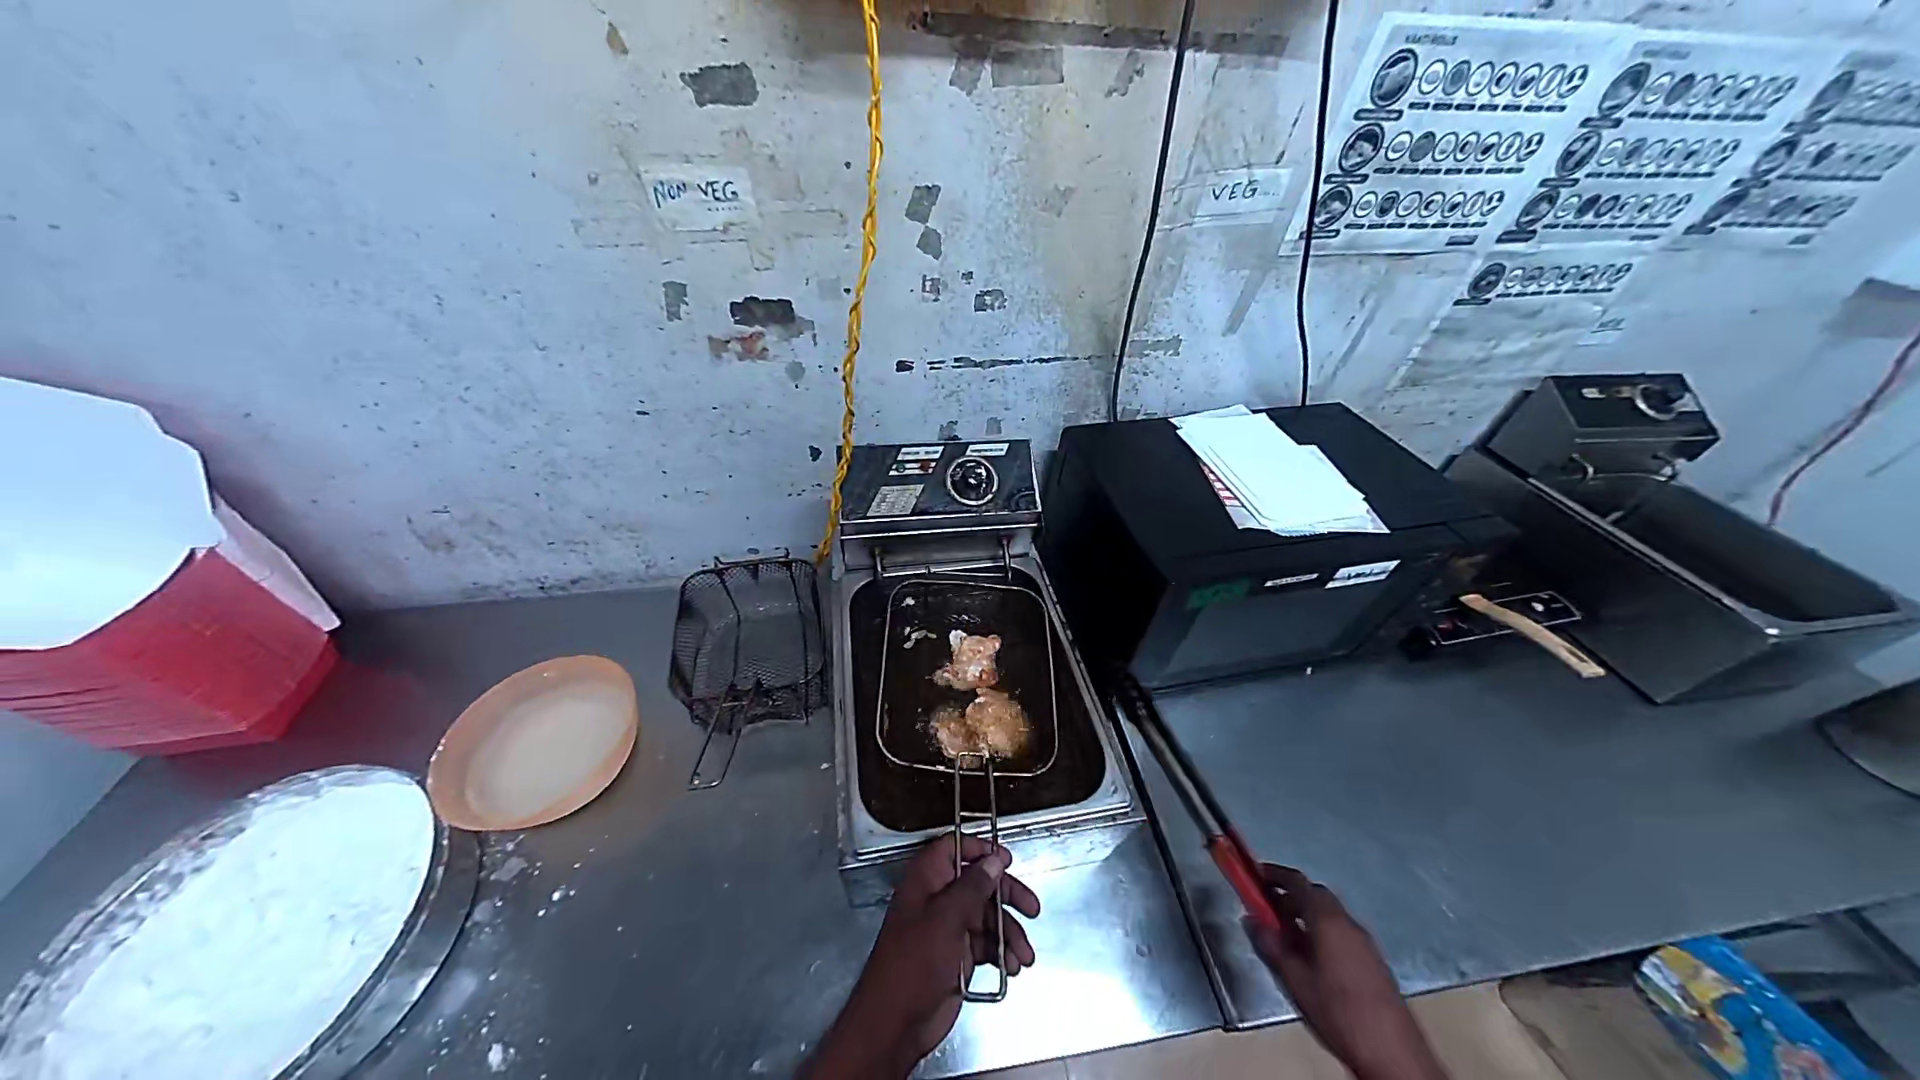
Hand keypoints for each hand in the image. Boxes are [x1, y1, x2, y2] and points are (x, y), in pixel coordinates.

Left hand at [805, 833, 1040, 1079]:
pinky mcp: (958, 955)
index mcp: (927, 879)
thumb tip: (993, 860)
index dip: (980, 848)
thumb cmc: (914, 961)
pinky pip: (986, 945)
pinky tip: (1014, 967)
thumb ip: (973, 886)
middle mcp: (939, 898)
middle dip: (1007, 895)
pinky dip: (1002, 953)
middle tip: (1032, 908)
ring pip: (987, 917)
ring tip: (1025, 956)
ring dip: (1010, 933)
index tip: (1006, 858)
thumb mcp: (946, 917)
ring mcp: (949, 928)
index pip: (954, 847)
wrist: (896, 1021)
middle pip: (979, 883)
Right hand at [1245, 864, 1446, 1079]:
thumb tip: (1252, 919)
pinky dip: (1323, 930)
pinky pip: (1342, 931)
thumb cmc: (1338, 1013)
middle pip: (1317, 895)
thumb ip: (1272, 945)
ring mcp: (1366, 942)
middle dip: (1290, 895)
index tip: (1256, 874)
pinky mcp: (1375, 961)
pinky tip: (1312, 955)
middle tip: (1268, 907)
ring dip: (1306, 913)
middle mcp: (1349, 924)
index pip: (1299, 883)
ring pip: (1331, 914)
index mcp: (1328, 921)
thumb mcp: (1295, 979)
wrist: (1394, 1056)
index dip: (1275, 875)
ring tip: (1286, 934)